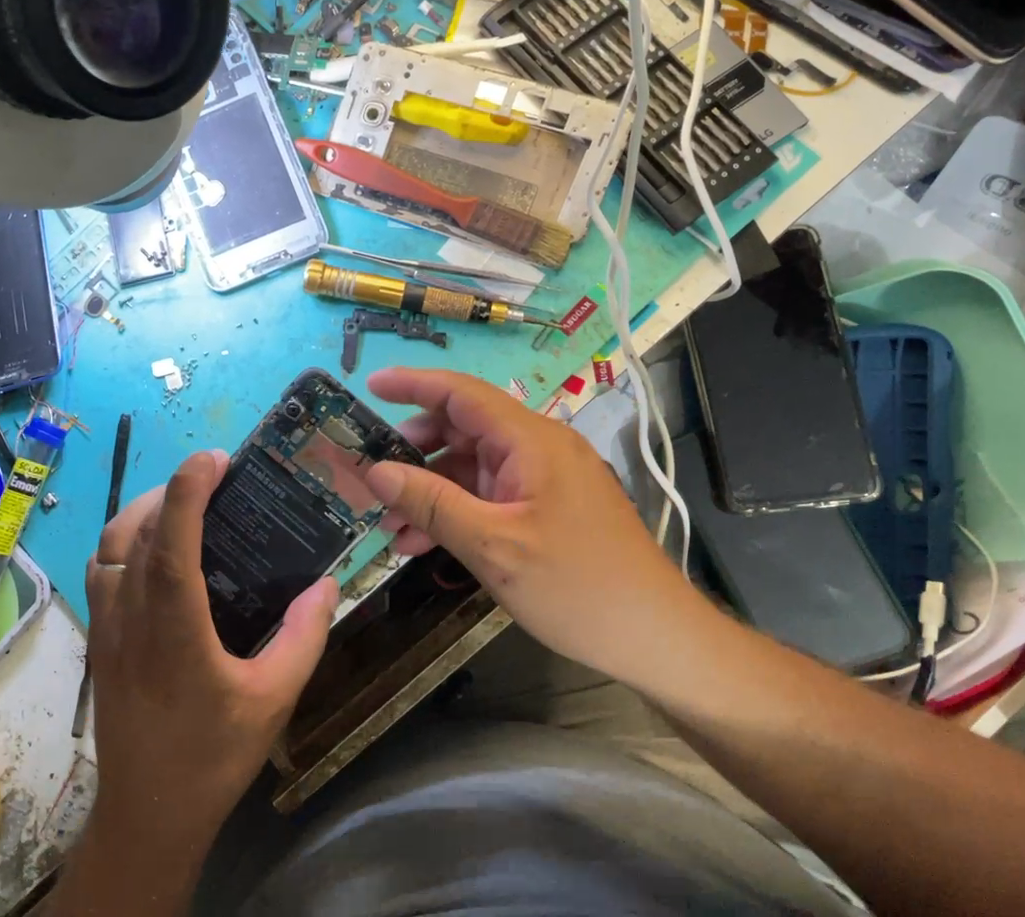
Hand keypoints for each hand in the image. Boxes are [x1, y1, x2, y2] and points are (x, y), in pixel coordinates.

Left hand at [84, 449, 337, 848]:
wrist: (148, 811)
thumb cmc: (213, 756)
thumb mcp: (274, 699)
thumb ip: (303, 637)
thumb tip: (327, 584)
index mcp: (174, 627)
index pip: (171, 539)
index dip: (188, 489)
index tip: (215, 458)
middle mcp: (129, 616)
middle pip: (134, 530)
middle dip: (170, 490)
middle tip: (212, 479)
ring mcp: (104, 627)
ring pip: (108, 546)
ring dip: (141, 512)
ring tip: (183, 506)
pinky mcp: (97, 640)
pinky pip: (100, 571)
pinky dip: (123, 542)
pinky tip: (155, 554)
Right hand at [363, 367, 707, 671]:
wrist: (656, 638)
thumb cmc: (577, 587)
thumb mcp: (492, 546)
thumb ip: (431, 503)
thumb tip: (375, 471)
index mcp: (532, 441)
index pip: (462, 393)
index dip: (413, 385)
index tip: (368, 387)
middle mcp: (539, 449)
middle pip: (463, 430)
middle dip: (413, 452)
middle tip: (371, 479)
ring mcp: (545, 480)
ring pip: (471, 469)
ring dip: (430, 492)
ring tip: (390, 527)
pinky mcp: (548, 510)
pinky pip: (490, 497)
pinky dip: (456, 513)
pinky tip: (423, 544)